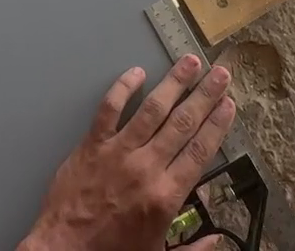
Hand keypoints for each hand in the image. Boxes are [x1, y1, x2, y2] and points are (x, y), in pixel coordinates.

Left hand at [18, 54, 236, 250]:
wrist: (65, 250)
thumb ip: (192, 249)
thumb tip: (217, 242)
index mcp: (165, 196)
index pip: (199, 151)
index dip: (217, 125)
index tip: (229, 104)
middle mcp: (145, 168)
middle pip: (182, 124)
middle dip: (204, 95)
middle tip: (219, 73)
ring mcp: (118, 151)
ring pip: (151, 109)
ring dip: (173, 83)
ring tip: (188, 62)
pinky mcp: (92, 144)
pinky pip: (109, 109)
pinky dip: (123, 88)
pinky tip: (137, 72)